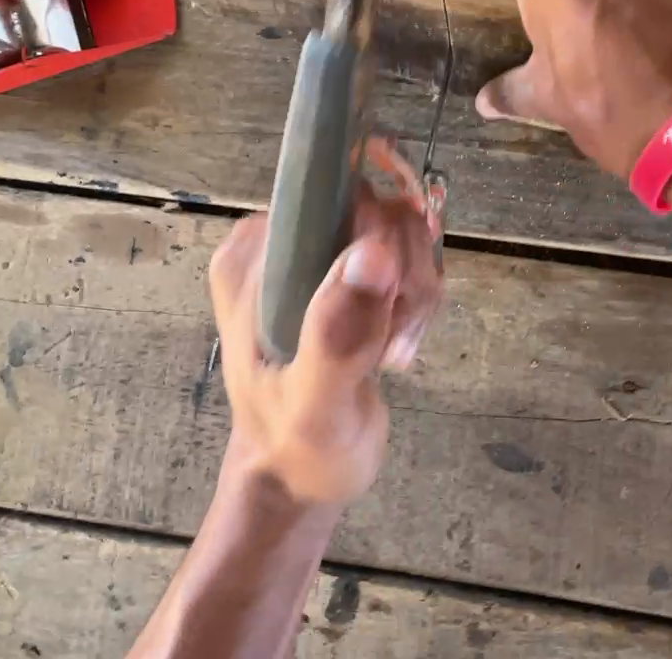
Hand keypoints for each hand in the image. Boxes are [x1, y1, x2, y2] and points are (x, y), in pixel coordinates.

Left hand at [208, 184, 443, 505]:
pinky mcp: (341, 272)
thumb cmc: (298, 451)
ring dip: (416, 289)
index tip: (402, 284)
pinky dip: (416, 296)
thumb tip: (373, 252)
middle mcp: (280, 243)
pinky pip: (404, 254)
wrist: (299, 477)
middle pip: (376, 208)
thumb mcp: (314, 408)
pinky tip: (396, 343)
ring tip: (394, 349)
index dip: (381, 224)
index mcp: (254, 258)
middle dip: (405, 271)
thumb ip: (337, 336)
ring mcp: (313, 255)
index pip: (333, 194)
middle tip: (396, 334)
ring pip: (399, 231)